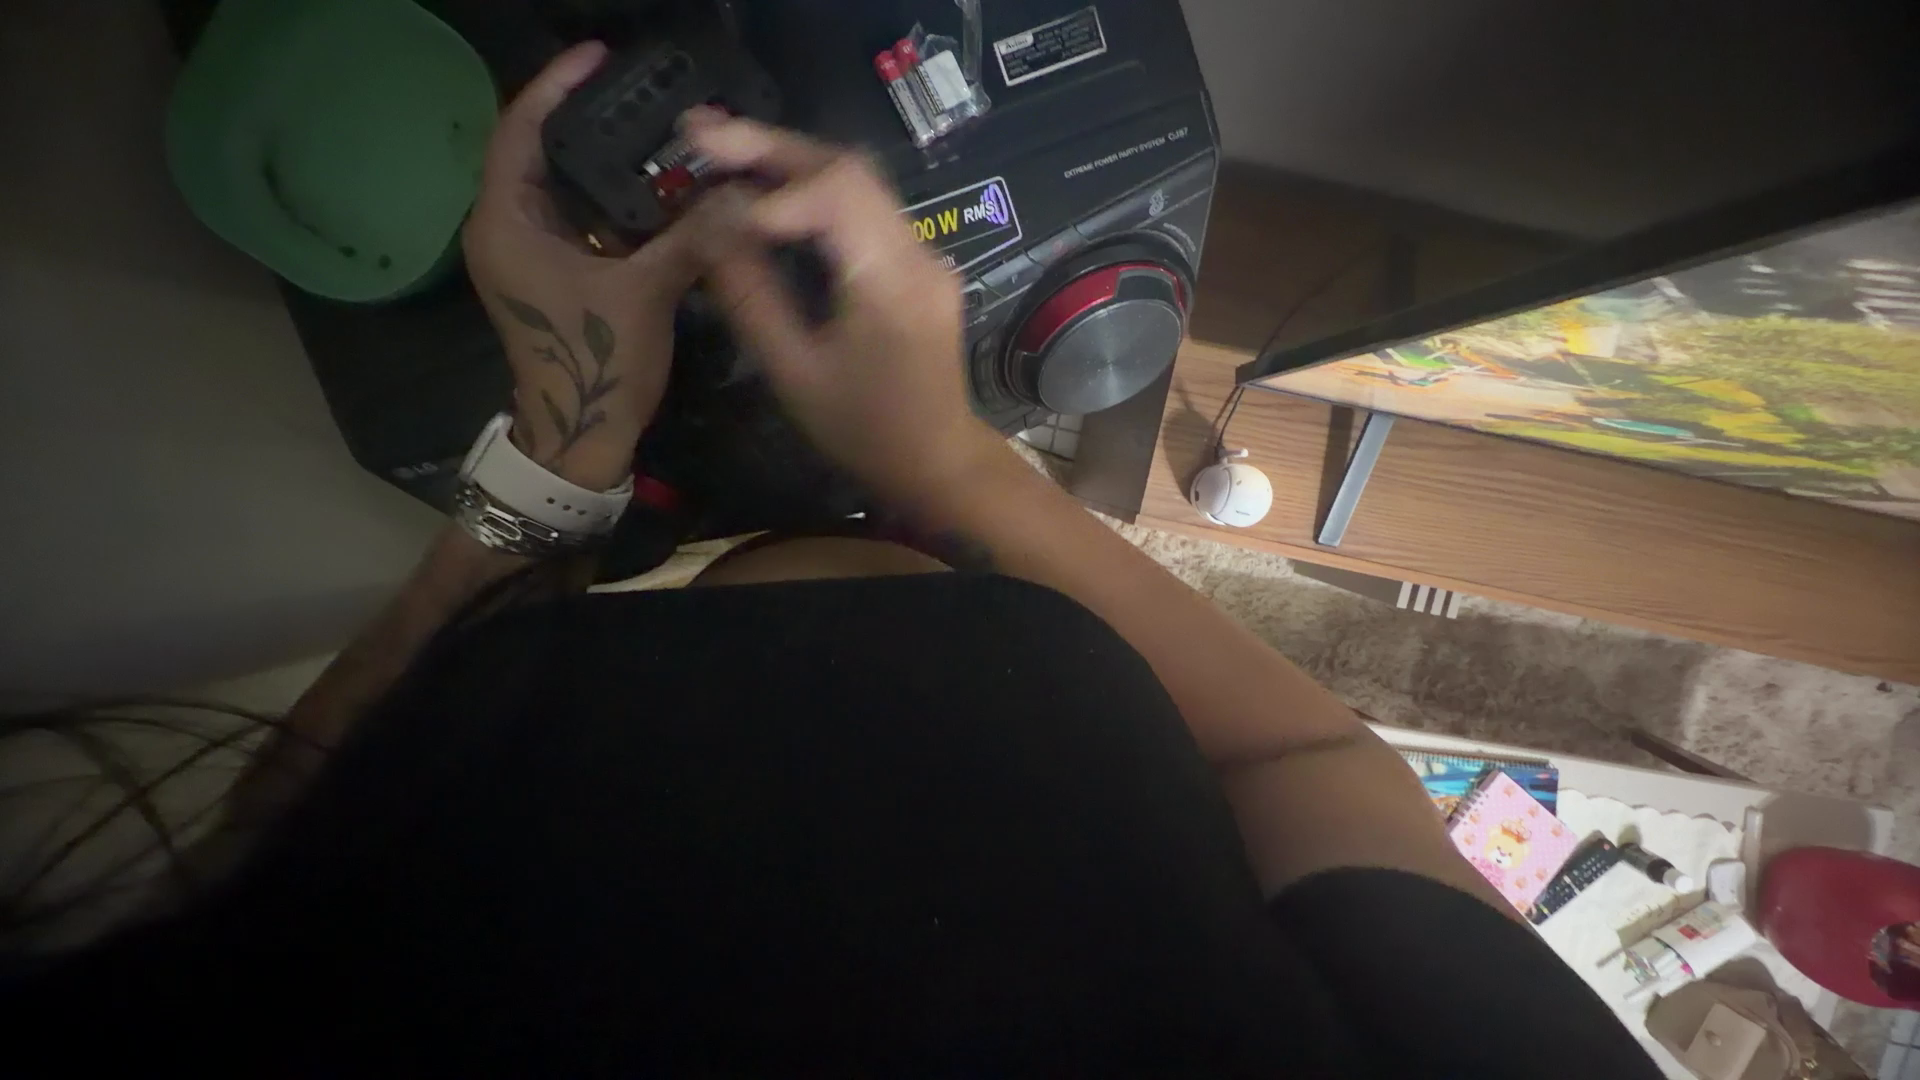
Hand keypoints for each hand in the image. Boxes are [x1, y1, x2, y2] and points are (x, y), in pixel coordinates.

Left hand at [463, 42, 702, 489]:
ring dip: (604, 169)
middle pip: (540, 155)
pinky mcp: (551, 278)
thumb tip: (740, 199)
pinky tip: (655, 199)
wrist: (582, 437)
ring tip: (655, 142)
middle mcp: (505, 229)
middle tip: (642, 103)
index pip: (520, 129)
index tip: (599, 57)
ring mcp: (527, 256)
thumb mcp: (645, 295)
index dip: (558, 86)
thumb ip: (689, 240)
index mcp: (506, 221)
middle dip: (589, 126)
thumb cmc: (597, 365)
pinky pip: (578, 224)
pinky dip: (611, 208)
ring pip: (562, 192)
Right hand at [683, 114, 1004, 502]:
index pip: (838, 192)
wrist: (937, 461)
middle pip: (848, 170)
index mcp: (891, 283)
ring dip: (791, 166)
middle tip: (699, 134)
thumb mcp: (795, 374)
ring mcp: (927, 259)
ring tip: (722, 152)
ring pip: (859, 186)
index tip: (715, 200)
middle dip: (771, 148)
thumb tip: (709, 224)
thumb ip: (752, 296)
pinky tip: (772, 200)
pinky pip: (867, 216)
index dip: (771, 182)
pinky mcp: (922, 269)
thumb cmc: (866, 432)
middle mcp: (919, 255)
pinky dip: (816, 201)